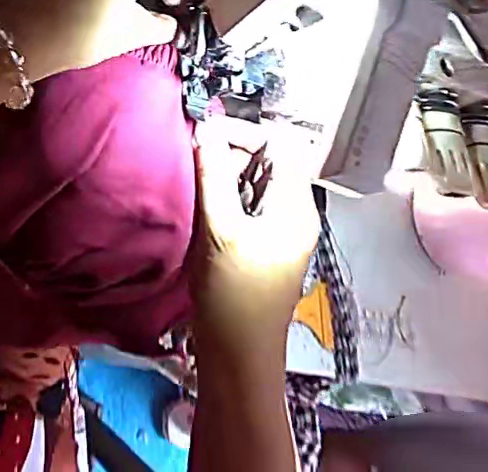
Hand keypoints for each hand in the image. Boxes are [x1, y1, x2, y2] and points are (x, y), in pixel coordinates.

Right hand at [188, 117, 320, 369]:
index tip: (206, 132)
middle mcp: (292, 211)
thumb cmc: (233, 296)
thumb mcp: (220, 230)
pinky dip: (222, 191)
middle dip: (230, 150)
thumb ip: (214, 174)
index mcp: (295, 206)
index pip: (279, 144)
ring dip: (222, 170)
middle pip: (265, 159)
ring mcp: (276, 227)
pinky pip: (244, 199)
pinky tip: (200, 198)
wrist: (236, 359)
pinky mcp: (259, 239)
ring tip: (193, 176)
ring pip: (251, 178)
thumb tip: (206, 127)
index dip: (244, 131)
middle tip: (194, 157)